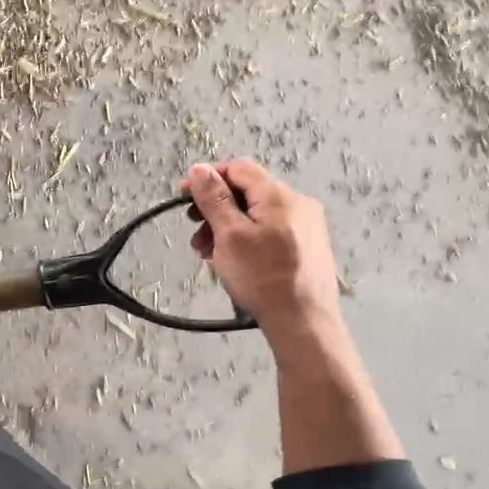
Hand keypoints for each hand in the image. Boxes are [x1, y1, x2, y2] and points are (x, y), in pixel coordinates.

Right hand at [181, 159, 340, 331]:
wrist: (302, 320)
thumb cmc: (262, 276)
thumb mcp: (229, 235)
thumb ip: (214, 198)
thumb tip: (200, 168)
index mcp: (279, 196)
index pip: (239, 168)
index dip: (208, 177)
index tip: (183, 198)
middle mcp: (297, 204)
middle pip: (246, 190)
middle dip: (214, 206)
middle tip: (192, 228)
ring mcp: (304, 224)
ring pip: (254, 211)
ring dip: (224, 224)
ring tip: (206, 250)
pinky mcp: (305, 244)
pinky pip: (267, 228)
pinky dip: (243, 235)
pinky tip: (229, 256)